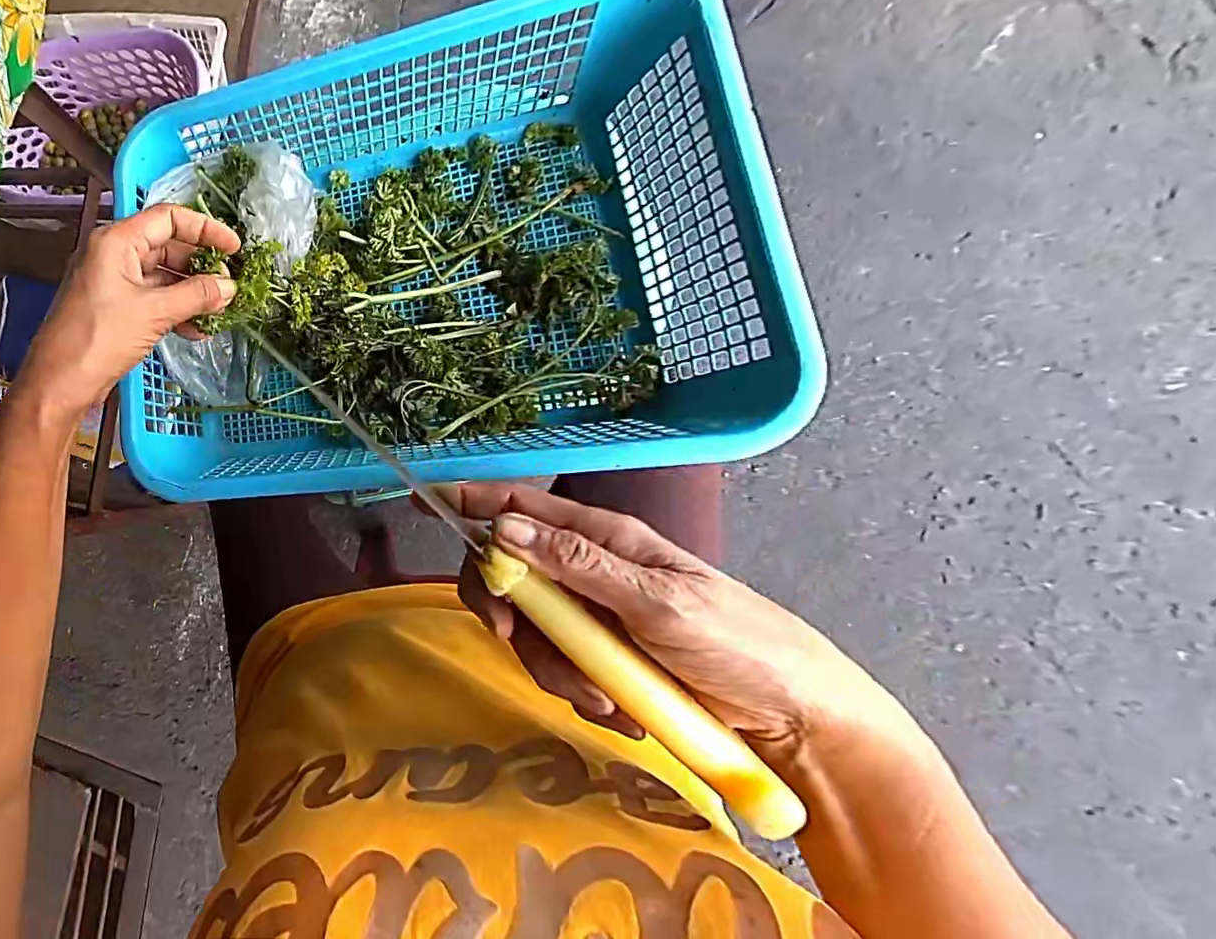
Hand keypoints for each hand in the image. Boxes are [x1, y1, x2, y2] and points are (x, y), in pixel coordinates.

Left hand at [13, 205, 239, 419]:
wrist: (61, 381)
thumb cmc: (98, 338)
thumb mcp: (155, 312)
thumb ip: (197, 295)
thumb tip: (230, 286)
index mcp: (117, 242)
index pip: (168, 218)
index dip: (205, 229)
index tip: (234, 248)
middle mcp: (115, 255)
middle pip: (170, 246)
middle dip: (202, 266)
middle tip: (229, 286)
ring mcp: (116, 281)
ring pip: (166, 275)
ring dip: (194, 292)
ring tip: (219, 310)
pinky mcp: (119, 307)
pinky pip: (157, 298)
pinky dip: (180, 310)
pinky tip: (198, 329)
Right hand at [444, 482, 914, 767]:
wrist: (788, 716)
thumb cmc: (736, 640)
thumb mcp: (658, 601)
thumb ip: (579, 564)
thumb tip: (504, 529)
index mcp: (604, 537)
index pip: (525, 507)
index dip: (475, 501)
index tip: (427, 499)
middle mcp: (591, 569)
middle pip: (513, 573)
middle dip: (510, 608)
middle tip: (520, 636)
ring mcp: (595, 616)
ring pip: (534, 629)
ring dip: (556, 665)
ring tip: (606, 693)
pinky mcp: (602, 658)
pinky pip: (560, 667)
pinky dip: (579, 689)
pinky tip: (619, 704)